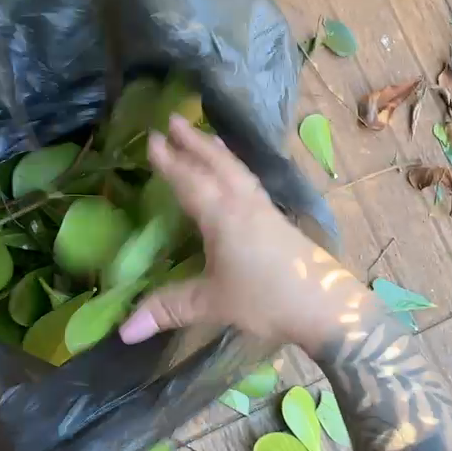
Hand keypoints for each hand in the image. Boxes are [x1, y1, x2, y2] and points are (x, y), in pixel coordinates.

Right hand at [119, 116, 367, 349]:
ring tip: (205, 137)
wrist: (326, 306)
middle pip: (218, 164)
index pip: (190, 180)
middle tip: (175, 119)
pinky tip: (237, 178)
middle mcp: (245, 204)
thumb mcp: (213, 304)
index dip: (170, 161)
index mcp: (224, 216)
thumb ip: (169, 309)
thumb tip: (124, 331)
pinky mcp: (280, 222)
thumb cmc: (267, 300)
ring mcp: (266, 211)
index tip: (153, 138)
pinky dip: (236, 170)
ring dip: (218, 152)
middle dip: (195, 142)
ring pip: (238, 170)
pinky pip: (251, 183)